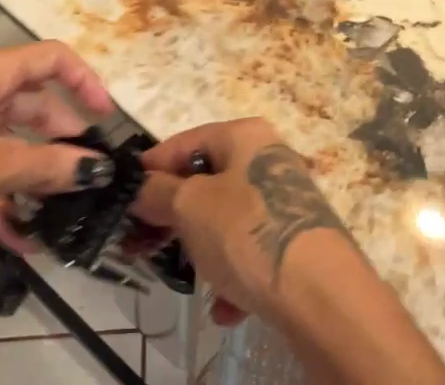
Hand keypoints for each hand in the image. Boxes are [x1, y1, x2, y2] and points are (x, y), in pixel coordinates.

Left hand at [0, 41, 118, 259]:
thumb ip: (45, 168)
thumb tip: (97, 168)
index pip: (52, 59)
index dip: (85, 82)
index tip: (107, 119)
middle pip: (35, 106)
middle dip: (63, 140)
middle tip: (88, 176)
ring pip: (12, 145)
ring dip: (34, 177)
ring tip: (61, 213)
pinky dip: (3, 199)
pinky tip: (21, 239)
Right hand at [132, 118, 352, 327]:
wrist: (320, 292)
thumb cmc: (248, 232)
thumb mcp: (190, 206)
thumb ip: (157, 192)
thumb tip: (140, 187)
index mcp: (245, 136)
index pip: (186, 142)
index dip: (152, 167)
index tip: (124, 195)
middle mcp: (268, 159)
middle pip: (206, 182)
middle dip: (172, 216)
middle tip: (139, 243)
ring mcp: (285, 201)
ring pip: (226, 220)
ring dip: (200, 250)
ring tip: (183, 276)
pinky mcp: (295, 241)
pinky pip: (250, 253)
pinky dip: (232, 277)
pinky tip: (224, 308)